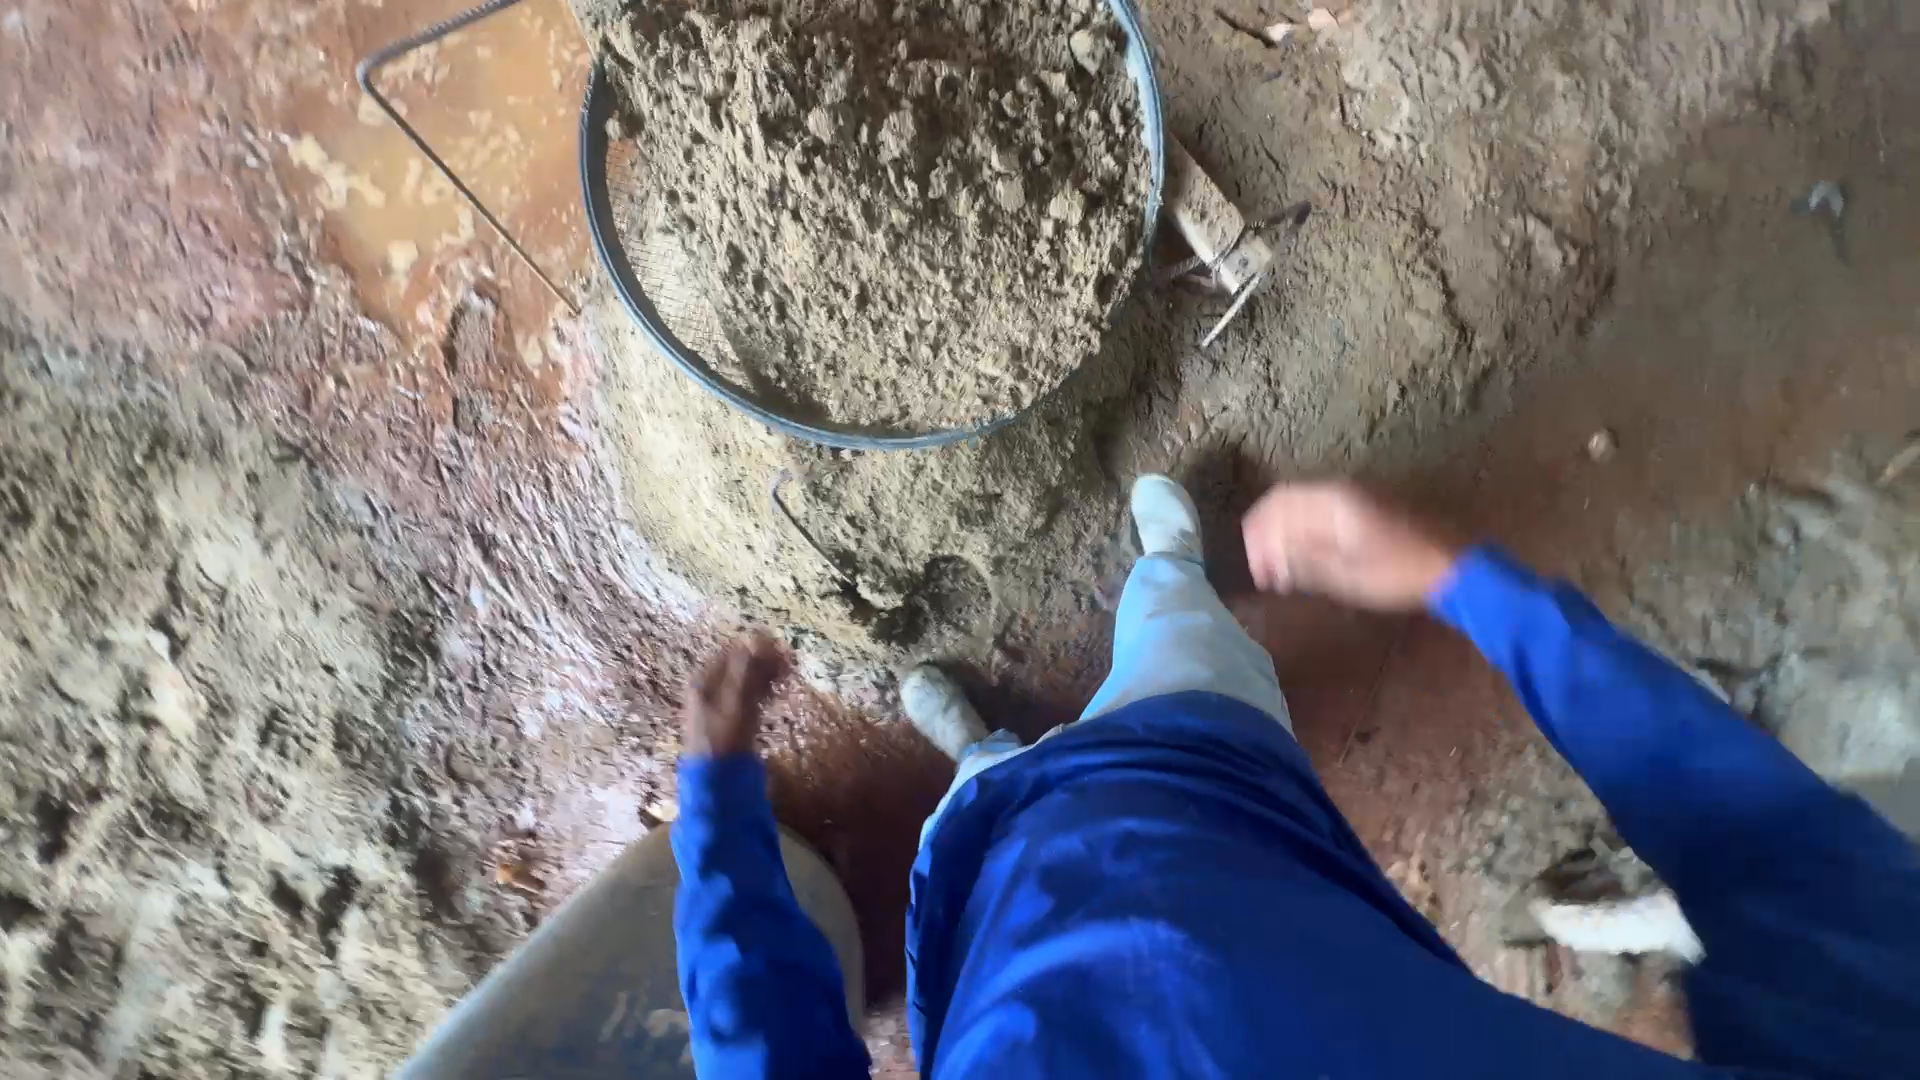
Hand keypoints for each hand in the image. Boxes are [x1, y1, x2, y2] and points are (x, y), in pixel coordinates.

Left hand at [682, 631, 787, 757]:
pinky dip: (765, 689)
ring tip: (789, 675)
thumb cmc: (724, 737)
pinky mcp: (733, 716)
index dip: (757, 646)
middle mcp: (711, 687)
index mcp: (705, 680)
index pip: (733, 651)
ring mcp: (722, 702)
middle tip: (791, 662)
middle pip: (741, 664)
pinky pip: (750, 694)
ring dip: (768, 673)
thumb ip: (745, 669)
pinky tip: (779, 690)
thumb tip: (756, 637)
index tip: (782, 648)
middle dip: (766, 660)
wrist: (718, 779)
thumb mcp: (735, 700)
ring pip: (748, 679)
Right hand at [1240, 481, 1464, 611]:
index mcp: (1333, 500)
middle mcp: (1342, 491)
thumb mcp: (1344, 573)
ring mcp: (1359, 498)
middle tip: (1265, 572)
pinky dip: (1307, 537)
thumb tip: (1270, 556)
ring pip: (1305, 510)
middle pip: (1288, 504)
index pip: (1277, 504)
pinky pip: (1324, 516)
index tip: (1256, 568)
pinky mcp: (1371, 511)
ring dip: (1287, 538)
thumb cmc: (1400, 574)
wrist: (1459, 571)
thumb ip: (1301, 559)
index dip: (1258, 534)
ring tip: (1283, 573)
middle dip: (1269, 537)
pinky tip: (1308, 563)